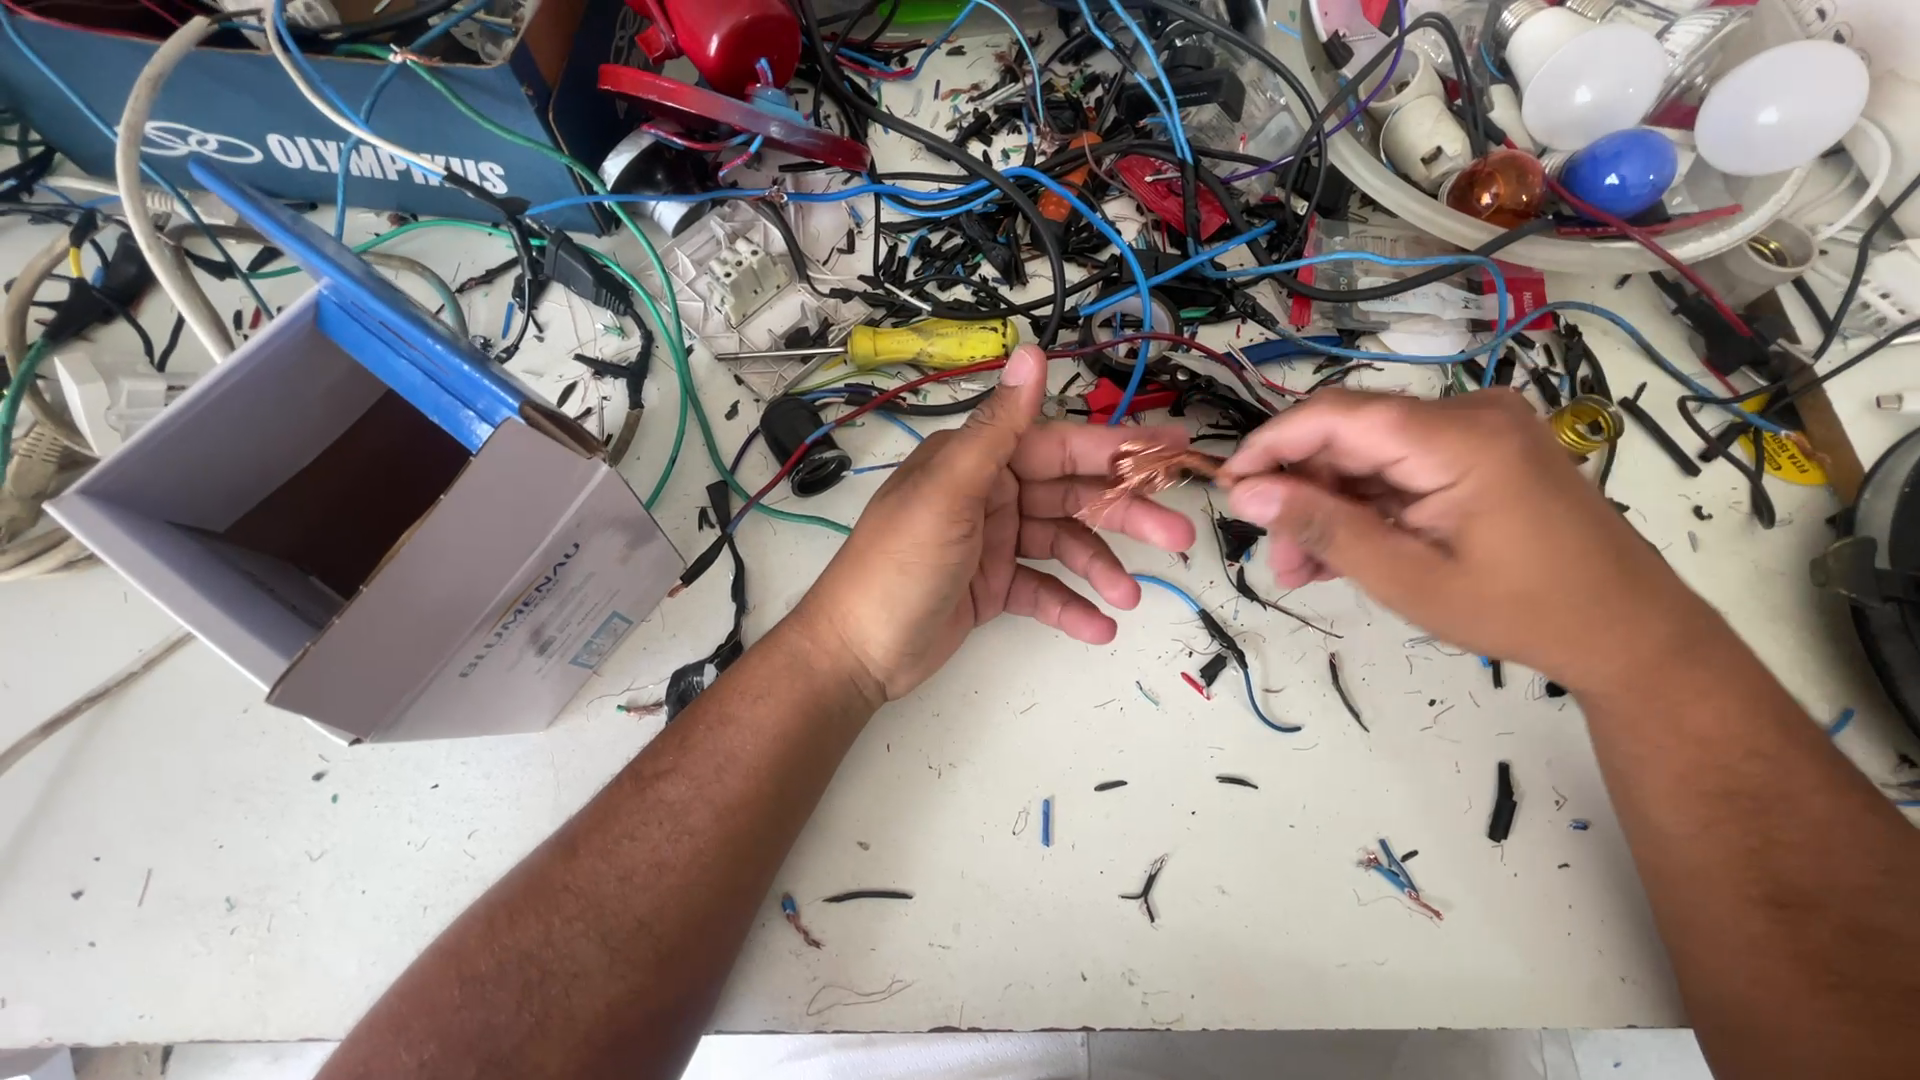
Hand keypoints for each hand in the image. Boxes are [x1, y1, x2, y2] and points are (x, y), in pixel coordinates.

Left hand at [791, 345, 1196, 704]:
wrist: (855, 651)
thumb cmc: (896, 565)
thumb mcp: (947, 494)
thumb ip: (997, 431)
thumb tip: (1031, 352)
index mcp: (979, 462)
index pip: (1060, 445)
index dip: (1117, 447)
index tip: (1172, 450)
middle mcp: (992, 494)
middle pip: (1072, 495)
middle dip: (1124, 514)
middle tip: (1177, 535)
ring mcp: (994, 542)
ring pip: (1064, 544)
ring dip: (1101, 568)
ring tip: (1128, 598)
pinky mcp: (994, 586)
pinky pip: (1043, 588)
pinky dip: (1070, 605)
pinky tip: (1098, 627)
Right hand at [1215, 388, 1720, 693]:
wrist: (1627, 630)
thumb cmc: (1520, 610)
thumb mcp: (1406, 578)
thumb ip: (1322, 528)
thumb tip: (1244, 493)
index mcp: (1458, 437)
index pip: (1335, 415)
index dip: (1270, 444)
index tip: (1228, 487)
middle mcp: (1468, 414)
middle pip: (1348, 435)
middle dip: (1299, 491)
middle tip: (1273, 554)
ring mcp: (1477, 429)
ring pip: (1366, 455)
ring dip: (1327, 506)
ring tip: (1303, 568)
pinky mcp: (1479, 450)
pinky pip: (1397, 468)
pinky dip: (1363, 506)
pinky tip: (1341, 551)